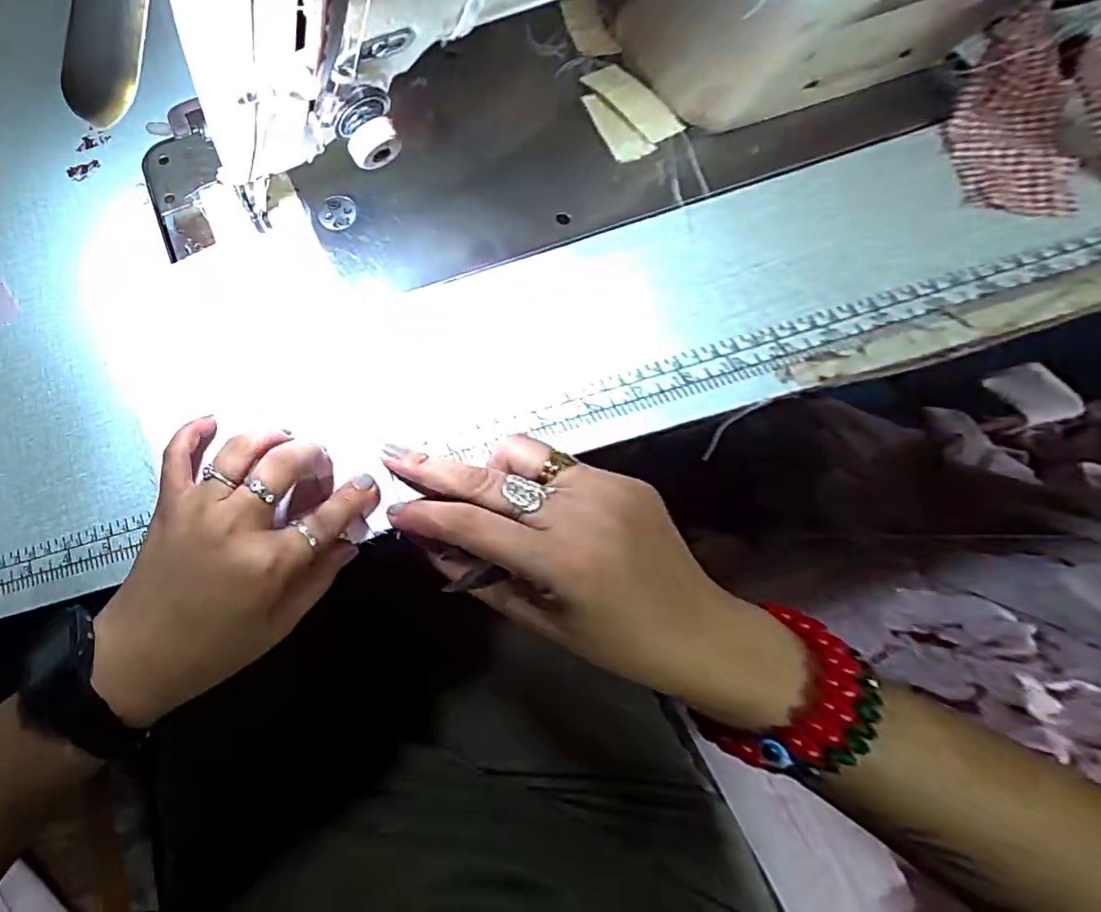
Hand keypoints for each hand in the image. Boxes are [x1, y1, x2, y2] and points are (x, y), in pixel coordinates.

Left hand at [90, 417, 381, 726]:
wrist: (142, 653)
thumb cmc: (215, 648)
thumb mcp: (278, 624)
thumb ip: (318, 579)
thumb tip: (349, 541)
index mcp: (268, 561)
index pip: (324, 517)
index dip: (354, 497)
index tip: (366, 484)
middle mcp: (235, 523)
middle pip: (284, 466)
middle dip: (313, 457)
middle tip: (320, 466)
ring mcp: (198, 506)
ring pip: (239, 450)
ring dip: (269, 436)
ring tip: (284, 438)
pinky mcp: (169, 501)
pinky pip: (178, 454)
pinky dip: (192, 432)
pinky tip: (211, 421)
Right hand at [384, 436, 808, 729]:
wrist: (705, 631)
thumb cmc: (619, 645)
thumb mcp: (541, 622)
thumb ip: (481, 580)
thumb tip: (431, 546)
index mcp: (563, 560)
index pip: (475, 525)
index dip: (427, 515)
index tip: (394, 510)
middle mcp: (582, 512)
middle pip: (489, 479)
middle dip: (435, 467)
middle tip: (396, 455)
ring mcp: (605, 486)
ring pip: (520, 455)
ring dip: (486, 467)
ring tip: (470, 486)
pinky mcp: (621, 477)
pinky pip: (555, 464)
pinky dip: (528, 476)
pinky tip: (527, 500)